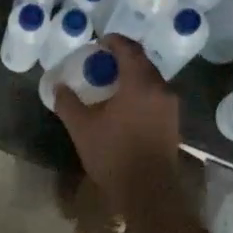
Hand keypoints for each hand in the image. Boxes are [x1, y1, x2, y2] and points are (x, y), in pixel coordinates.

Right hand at [54, 35, 181, 208]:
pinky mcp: (173, 122)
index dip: (113, 41)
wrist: (148, 191)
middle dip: (122, 59)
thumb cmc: (114, 155)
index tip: (98, 43)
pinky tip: (124, 107)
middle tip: (101, 65)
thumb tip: (59, 87)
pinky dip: (140, 93)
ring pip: (150, 81)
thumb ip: (68, 103)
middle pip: (142, 62)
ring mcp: (170, 106)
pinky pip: (155, 96)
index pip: (129, 49)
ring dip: (131, 78)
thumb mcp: (82, 128)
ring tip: (110, 86)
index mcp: (140, 83)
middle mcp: (161, 88)